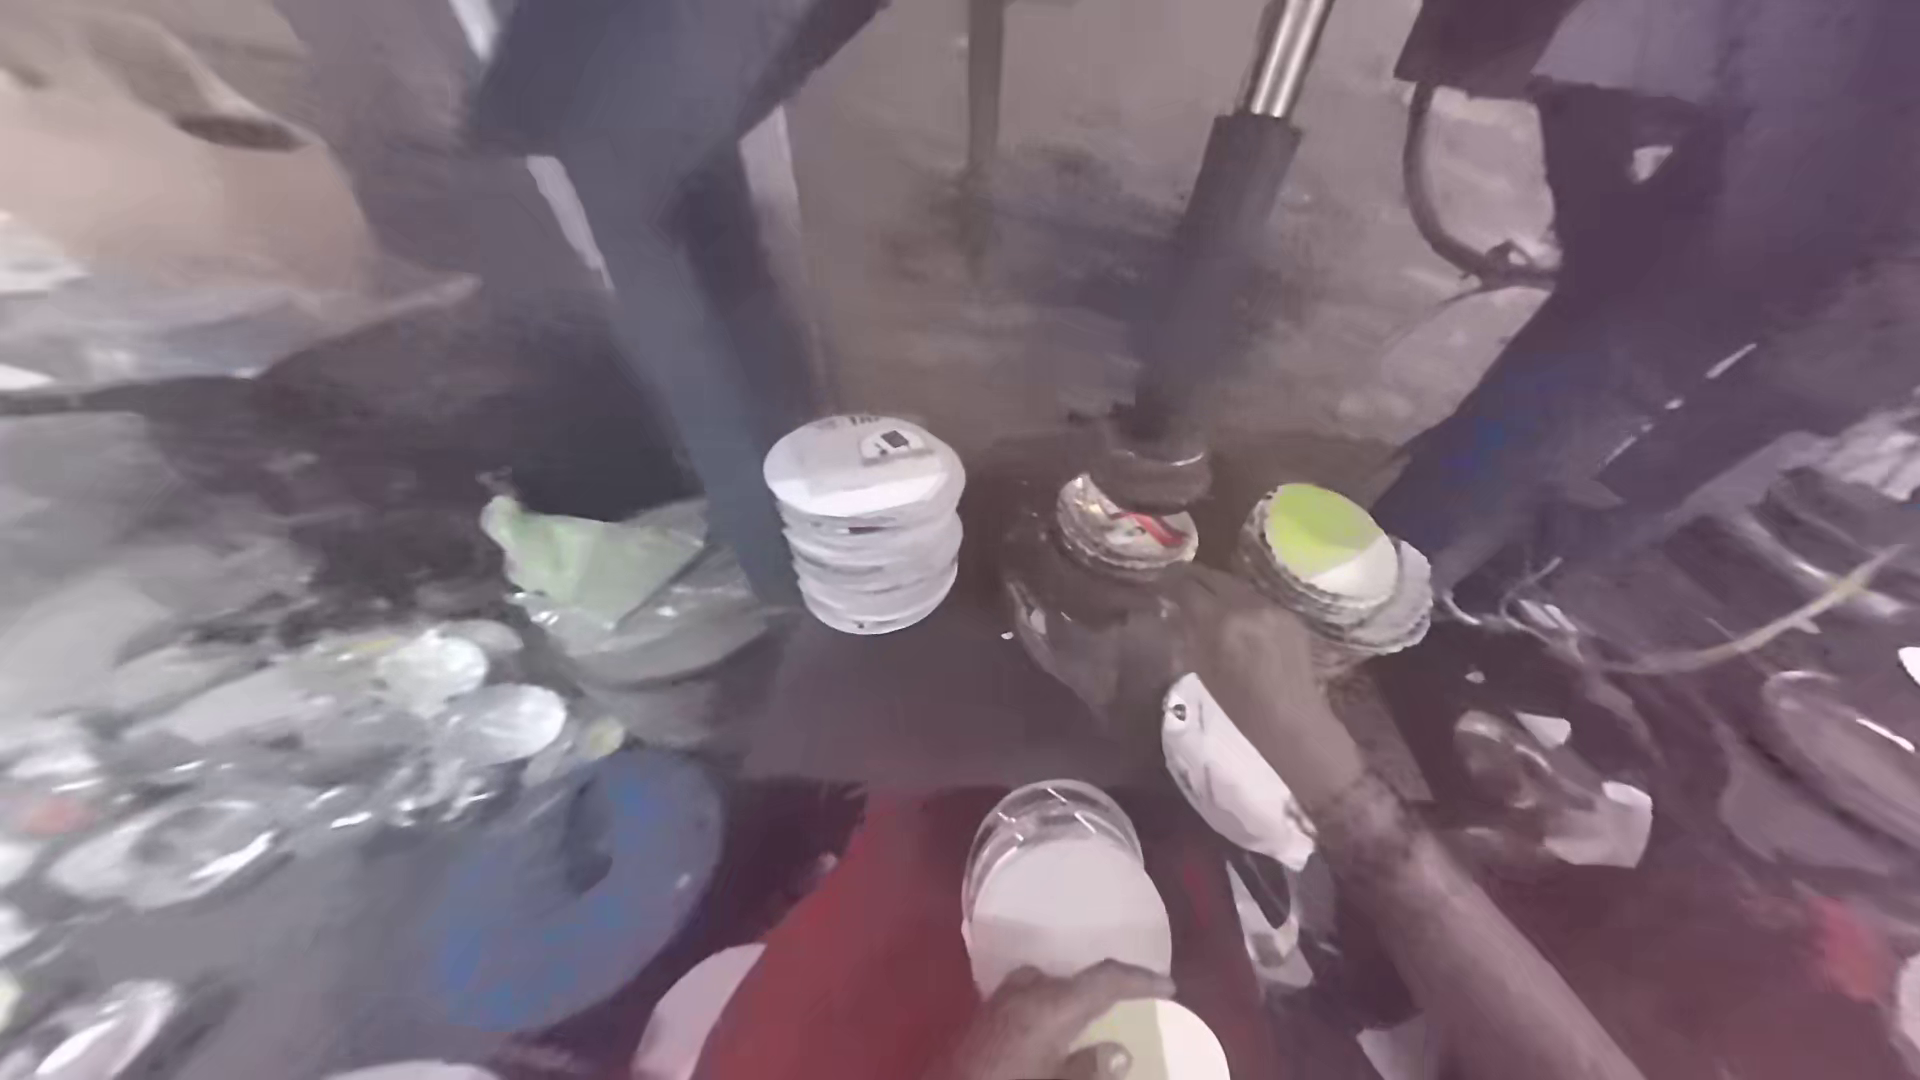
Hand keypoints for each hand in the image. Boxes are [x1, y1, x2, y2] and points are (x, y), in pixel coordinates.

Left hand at [926, 962, 1173, 1079]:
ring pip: (1056, 987)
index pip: (1104, 978)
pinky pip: (1036, 995)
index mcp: (1051, 1004)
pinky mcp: (992, 1007)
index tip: (1168, 985)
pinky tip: (1062, 1029)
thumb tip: (1119, 1052)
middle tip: (1140, 1004)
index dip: (1138, 978)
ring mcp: (1007, 994)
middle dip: (1110, 991)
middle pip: (1080, 980)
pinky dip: (1057, 1005)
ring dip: (1081, 999)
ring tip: (1104, 1019)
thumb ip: (1088, 1070)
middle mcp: (1030, 986)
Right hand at [1159, 568, 1359, 809]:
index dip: (1168, 581)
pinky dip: (1237, 599)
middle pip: (1211, 576)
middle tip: (1174, 579)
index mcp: (1219, 621)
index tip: (1157, 582)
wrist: (1289, 719)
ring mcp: (1271, 606)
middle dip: (1190, 575)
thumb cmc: (1236, 702)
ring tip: (1201, 592)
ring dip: (1214, 585)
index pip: (1186, 586)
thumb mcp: (1199, 664)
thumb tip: (1173, 607)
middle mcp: (1246, 605)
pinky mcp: (1288, 613)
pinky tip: (1231, 610)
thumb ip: (1187, 628)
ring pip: (1234, 583)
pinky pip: (1254, 597)